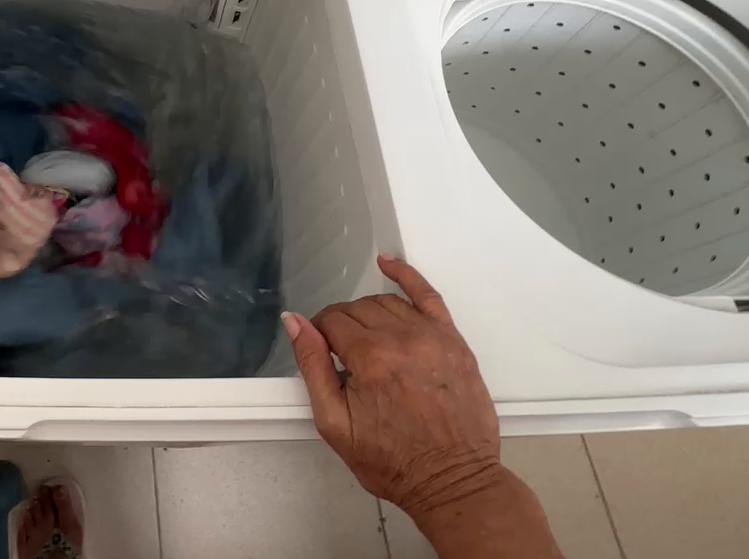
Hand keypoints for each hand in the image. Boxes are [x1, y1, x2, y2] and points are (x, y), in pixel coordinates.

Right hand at [284, 256, 501, 513]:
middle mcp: (402, 339)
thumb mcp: (335, 423)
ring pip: (385, 302)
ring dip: (368, 311)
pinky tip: (388, 263)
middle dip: (342, 324)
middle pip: (357, 309)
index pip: (332, 321)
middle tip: (342, 352)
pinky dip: (407, 274)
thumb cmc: (394, 461)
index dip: (320, 335)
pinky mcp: (454, 341)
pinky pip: (428, 295)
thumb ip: (313, 366)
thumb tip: (294, 322)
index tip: (323, 352)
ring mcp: (432, 337)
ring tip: (364, 336)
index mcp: (371, 358)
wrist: (454, 484)